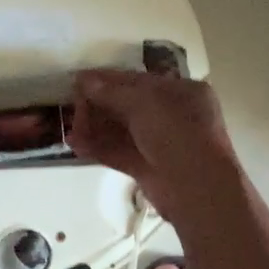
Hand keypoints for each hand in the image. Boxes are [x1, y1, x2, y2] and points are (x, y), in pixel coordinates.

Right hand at [66, 69, 240, 223]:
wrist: (198, 188)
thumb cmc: (177, 133)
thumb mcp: (145, 103)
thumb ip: (112, 91)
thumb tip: (84, 79)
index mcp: (181, 92)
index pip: (138, 81)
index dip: (107, 80)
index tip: (78, 81)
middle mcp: (172, 115)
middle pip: (127, 106)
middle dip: (98, 106)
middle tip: (72, 109)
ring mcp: (160, 143)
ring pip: (121, 131)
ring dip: (95, 129)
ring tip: (71, 131)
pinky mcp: (148, 168)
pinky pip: (120, 153)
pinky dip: (99, 149)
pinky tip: (76, 145)